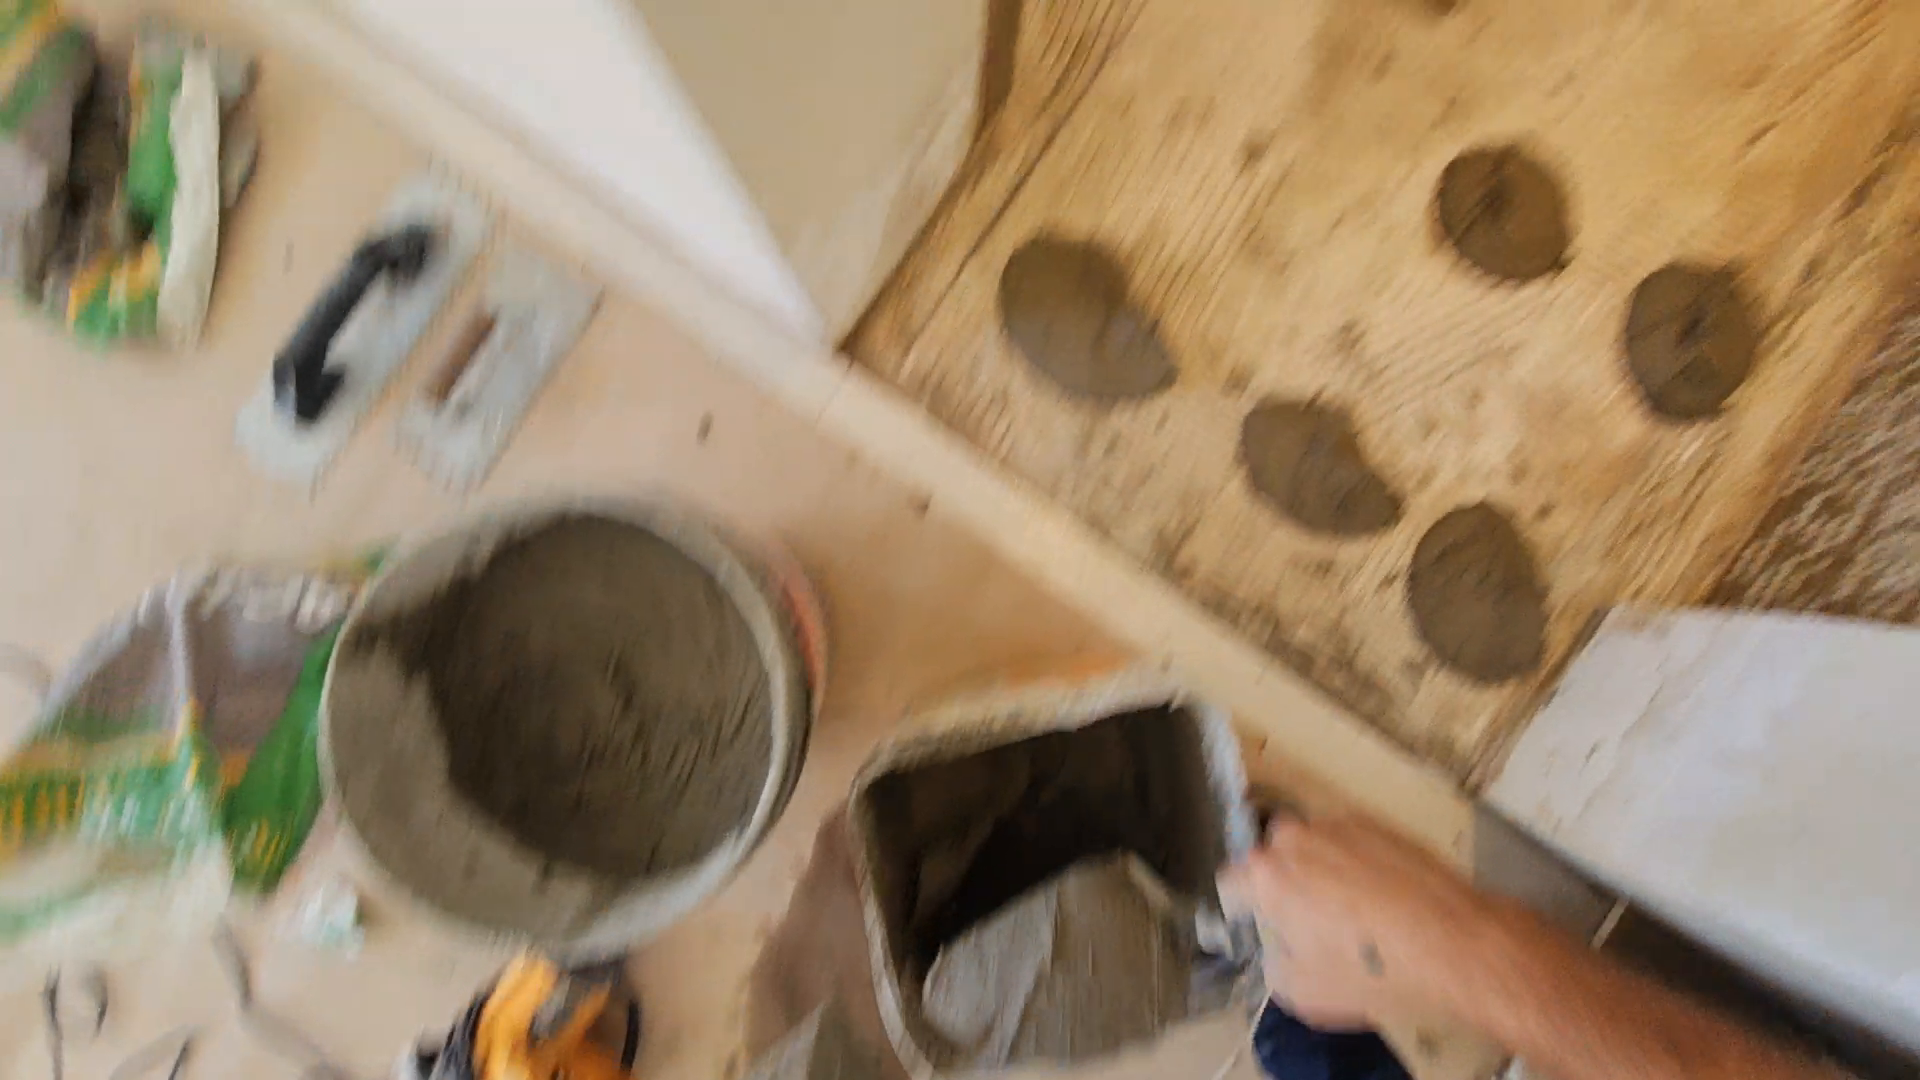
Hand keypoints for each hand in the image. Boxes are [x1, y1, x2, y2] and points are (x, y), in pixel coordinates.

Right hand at [1218, 816, 1498, 1030]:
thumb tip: (1278, 954)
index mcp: (1265, 876)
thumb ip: (1273, 968)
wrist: (1457, 943)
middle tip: (1314, 919)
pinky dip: (1358, 861)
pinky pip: (1349, 841)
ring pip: (1311, 846)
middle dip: (1285, 883)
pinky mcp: (1371, 821)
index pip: (1230, 882)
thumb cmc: (1377, 970)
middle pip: (1271, 858)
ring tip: (1357, 908)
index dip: (1243, 906)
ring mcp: (1331, 825)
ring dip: (1321, 869)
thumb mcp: (1307, 994)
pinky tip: (1384, 895)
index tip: (1260, 922)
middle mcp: (1291, 840)